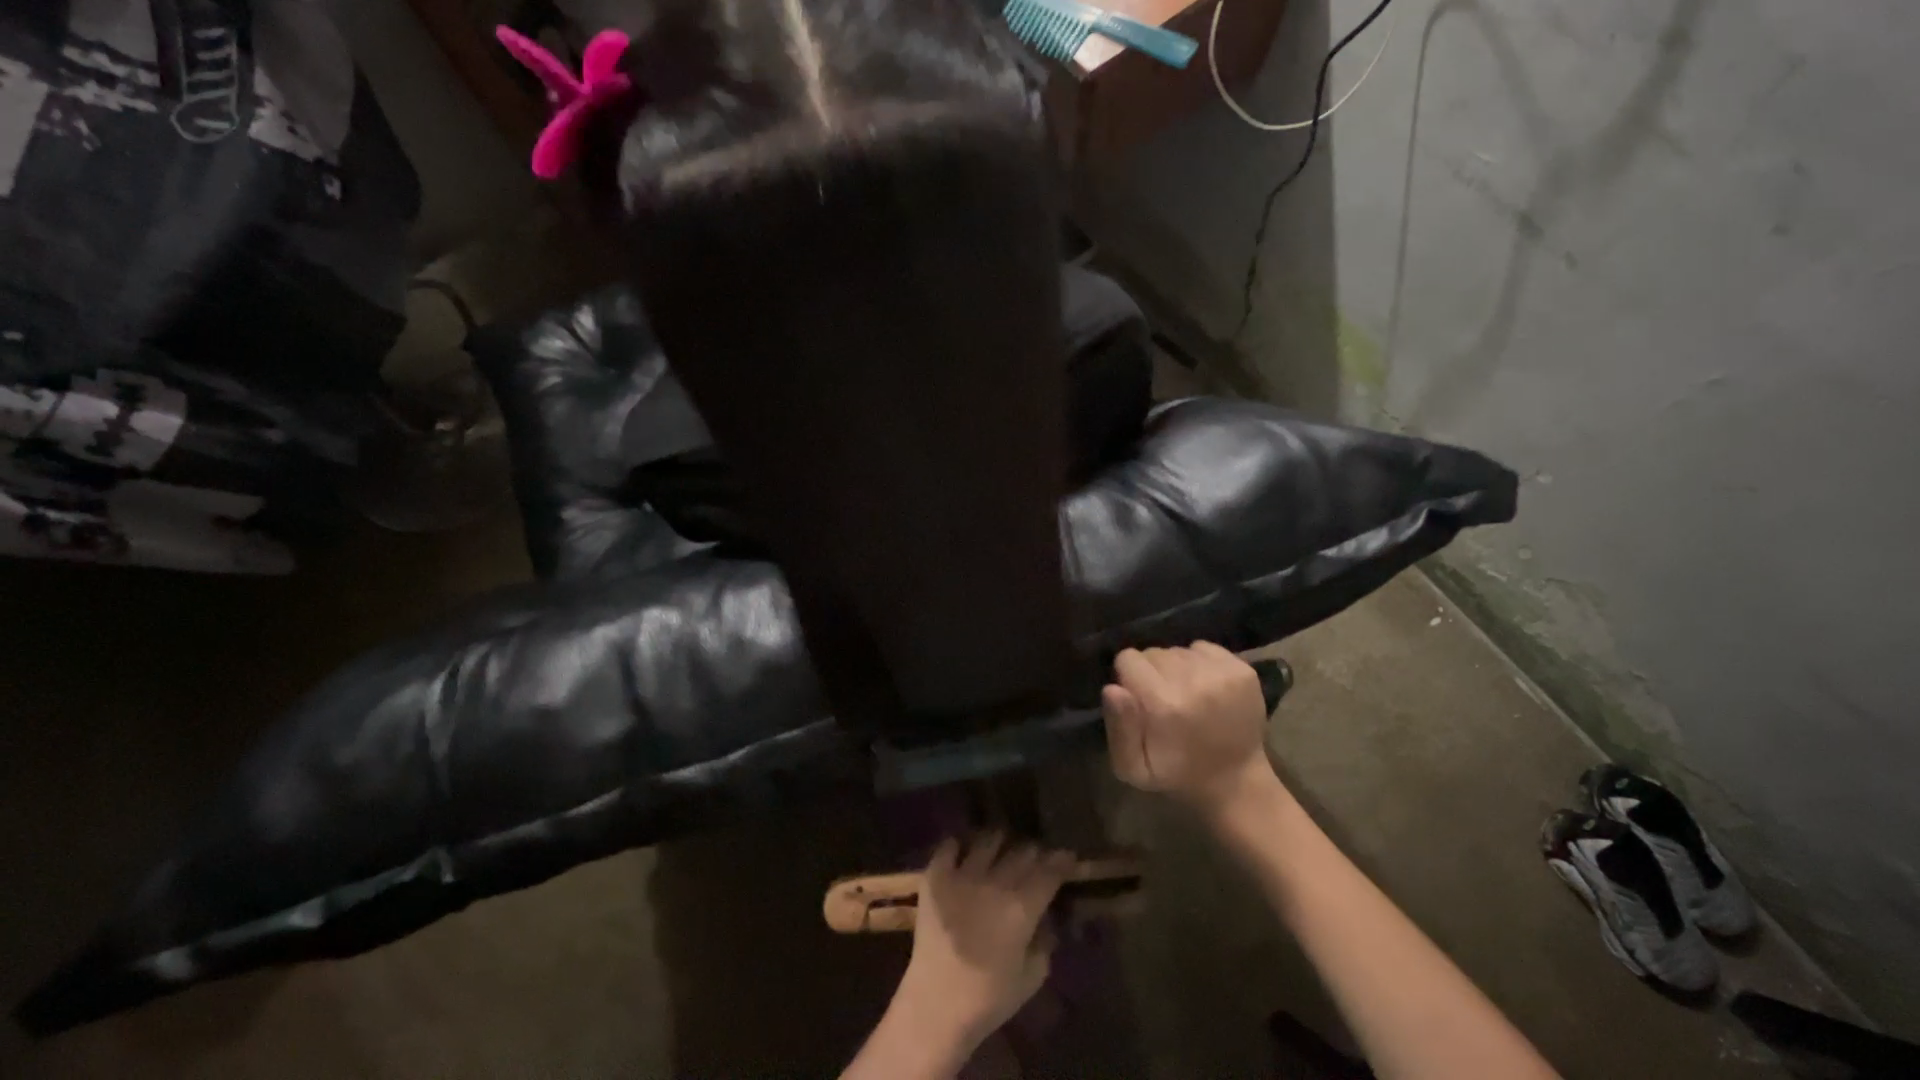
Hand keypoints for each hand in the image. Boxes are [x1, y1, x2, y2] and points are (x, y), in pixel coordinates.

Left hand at [892, 834, 1072, 1045]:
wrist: (935, 1005)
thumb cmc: (989, 998)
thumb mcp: (1032, 976)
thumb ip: (1044, 942)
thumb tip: (1045, 919)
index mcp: (1023, 907)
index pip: (1050, 871)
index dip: (1062, 861)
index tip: (1066, 857)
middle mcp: (996, 883)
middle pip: (1022, 852)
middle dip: (1033, 853)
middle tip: (1034, 860)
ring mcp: (963, 876)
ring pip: (988, 841)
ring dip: (999, 844)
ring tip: (1000, 849)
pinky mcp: (934, 878)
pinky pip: (948, 847)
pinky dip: (958, 846)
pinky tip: (962, 852)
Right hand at [1102, 642, 1276, 812]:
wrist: (1236, 781)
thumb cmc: (1177, 775)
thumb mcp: (1133, 768)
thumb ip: (1118, 727)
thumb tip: (1112, 688)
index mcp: (1163, 703)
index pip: (1128, 658)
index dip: (1128, 677)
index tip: (1139, 700)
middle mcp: (1193, 680)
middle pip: (1154, 652)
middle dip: (1153, 673)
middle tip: (1164, 701)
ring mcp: (1222, 672)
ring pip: (1179, 650)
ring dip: (1177, 668)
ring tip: (1187, 695)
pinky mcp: (1243, 669)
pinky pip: (1205, 648)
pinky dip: (1200, 663)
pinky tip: (1206, 687)